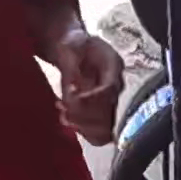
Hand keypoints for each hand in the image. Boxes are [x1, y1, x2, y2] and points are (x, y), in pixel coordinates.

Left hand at [49, 27, 123, 145]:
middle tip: (63, 108)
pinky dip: (81, 131)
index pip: (109, 90)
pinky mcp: (103, 114)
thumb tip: (72, 92)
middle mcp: (117, 87)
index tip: (71, 96)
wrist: (74, 50)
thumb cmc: (72, 45)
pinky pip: (98, 134)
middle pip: (109, 114)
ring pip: (104, 130)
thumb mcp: (69, 47)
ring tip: (63, 115)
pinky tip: (67, 120)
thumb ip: (71, 69)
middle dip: (83, 116)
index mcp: (113, 65)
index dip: (90, 99)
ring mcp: (111, 103)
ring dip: (82, 127)